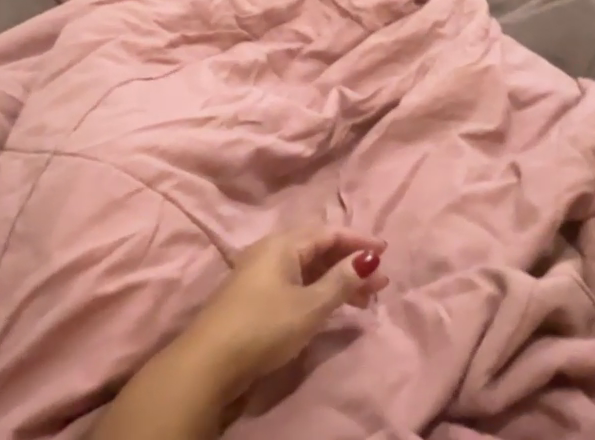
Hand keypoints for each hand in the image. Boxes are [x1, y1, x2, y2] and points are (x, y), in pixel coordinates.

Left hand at [180, 226, 389, 396]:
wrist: (209, 362)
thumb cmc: (264, 326)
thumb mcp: (309, 306)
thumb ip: (340, 281)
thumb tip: (367, 257)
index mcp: (283, 243)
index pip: (328, 232)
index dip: (358, 240)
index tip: (385, 252)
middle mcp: (271, 250)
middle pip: (318, 248)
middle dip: (350, 262)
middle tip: (380, 283)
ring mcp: (261, 273)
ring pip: (308, 267)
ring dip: (337, 278)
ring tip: (365, 300)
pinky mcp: (256, 296)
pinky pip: (297, 281)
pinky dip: (319, 289)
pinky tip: (332, 306)